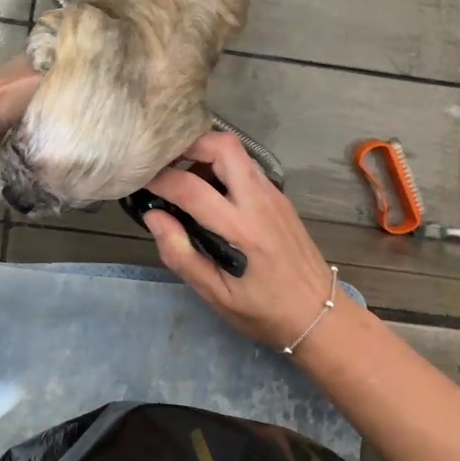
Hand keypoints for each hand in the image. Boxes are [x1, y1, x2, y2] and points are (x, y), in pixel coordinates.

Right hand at [143, 131, 338, 348]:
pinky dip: (220, 167)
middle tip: (163, 164)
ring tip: (181, 177)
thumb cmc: (265, 312)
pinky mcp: (279, 197)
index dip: (159, 179)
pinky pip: (246, 167)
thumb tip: (153, 216)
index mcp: (242, 229)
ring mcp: (273, 195)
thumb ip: (181, 254)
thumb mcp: (216, 295)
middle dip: (188, 146)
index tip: (138, 180)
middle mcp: (259, 201)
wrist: (321, 315)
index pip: (191, 187)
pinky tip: (207, 192)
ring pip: (236, 151)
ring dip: (204, 154)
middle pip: (222, 146)